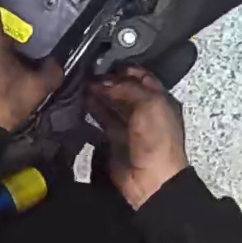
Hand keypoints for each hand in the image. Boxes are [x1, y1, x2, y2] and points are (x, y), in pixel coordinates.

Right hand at [88, 66, 189, 208]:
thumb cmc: (157, 141)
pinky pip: (102, 121)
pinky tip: (82, 103)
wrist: (151, 179)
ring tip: (82, 85)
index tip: (105, 64)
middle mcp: (145, 111)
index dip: (124, 69)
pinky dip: (92, 111)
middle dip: (107, 81)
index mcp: (160, 100)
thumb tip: (104, 83)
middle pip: (124, 90)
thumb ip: (127, 88)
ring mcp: (130, 126)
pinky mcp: (115, 140)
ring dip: (98, 94)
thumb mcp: (149, 105)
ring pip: (111, 104)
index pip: (141, 77)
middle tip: (89, 74)